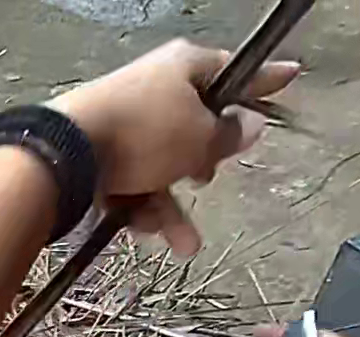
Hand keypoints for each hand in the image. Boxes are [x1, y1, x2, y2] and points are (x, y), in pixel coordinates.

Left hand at [50, 41, 298, 256]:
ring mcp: (122, 129)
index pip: (233, 74)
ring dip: (171, 210)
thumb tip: (248, 127)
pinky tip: (143, 230)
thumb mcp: (198, 138)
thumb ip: (227, 137)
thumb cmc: (144, 135)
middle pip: (190, 132)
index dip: (263, 82)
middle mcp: (153, 93)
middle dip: (199, 166)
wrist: (69, 156)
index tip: (290, 77)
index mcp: (184, 69)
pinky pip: (130, 186)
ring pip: (159, 171)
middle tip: (203, 179)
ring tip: (185, 244)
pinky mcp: (98, 161)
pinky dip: (139, 209)